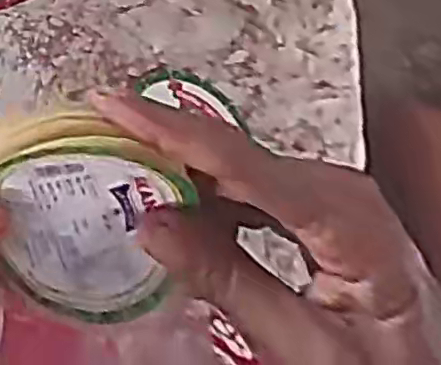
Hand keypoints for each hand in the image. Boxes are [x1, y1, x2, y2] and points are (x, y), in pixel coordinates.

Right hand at [90, 91, 440, 364]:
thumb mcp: (310, 352)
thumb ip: (227, 283)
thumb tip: (148, 222)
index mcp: (341, 216)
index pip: (234, 156)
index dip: (166, 126)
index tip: (111, 101)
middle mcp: (334, 184)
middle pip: (229, 149)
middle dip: (161, 136)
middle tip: (99, 126)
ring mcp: (328, 187)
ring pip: (234, 160)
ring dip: (178, 162)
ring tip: (122, 158)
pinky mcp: (318, 199)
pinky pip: (248, 181)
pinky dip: (206, 187)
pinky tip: (175, 199)